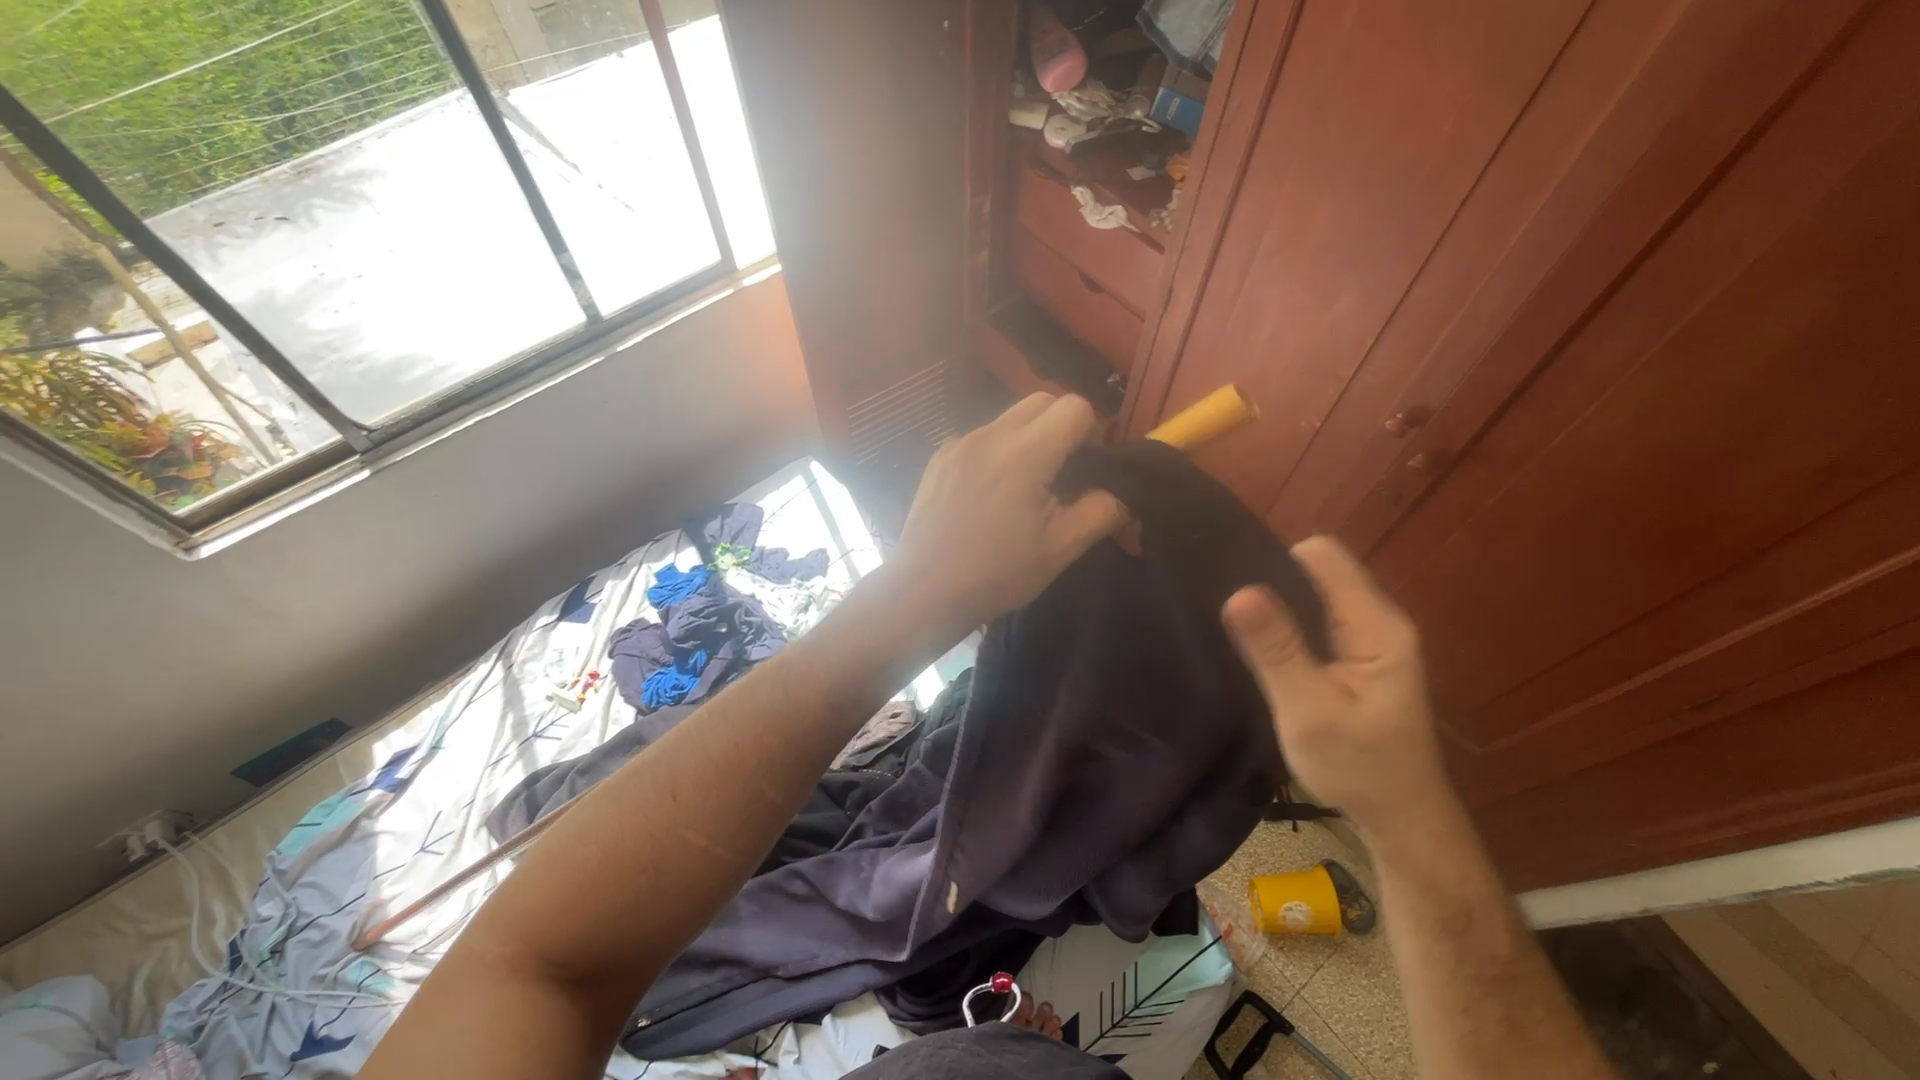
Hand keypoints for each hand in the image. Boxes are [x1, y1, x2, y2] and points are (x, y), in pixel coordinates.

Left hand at [890, 393, 1126, 633]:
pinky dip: (1000, 452)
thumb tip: (1119, 493)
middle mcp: (988, 434)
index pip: (1076, 407)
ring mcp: (959, 442)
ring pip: (1011, 418)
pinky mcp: (940, 457)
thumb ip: (1101, 511)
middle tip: (1065, 475)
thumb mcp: (1061, 548)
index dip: (1094, 434)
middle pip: (1043, 400)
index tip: (1089, 471)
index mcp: (1023, 453)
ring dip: (1031, 439)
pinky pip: (982, 437)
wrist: (923, 592)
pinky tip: (992, 497)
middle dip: (1064, 427)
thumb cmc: (996, 574)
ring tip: (1028, 490)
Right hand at [1221, 536, 1451, 840]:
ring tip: (1240, 634)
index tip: (1237, 594)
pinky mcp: (1359, 657)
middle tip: (1230, 618)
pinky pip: (1318, 622)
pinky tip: (1266, 654)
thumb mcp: (1308, 712)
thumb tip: (1239, 591)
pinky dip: (1290, 631)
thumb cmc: (1358, 768)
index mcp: (1375, 626)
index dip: (1274, 563)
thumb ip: (1277, 650)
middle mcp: (1379, 621)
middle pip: (1317, 572)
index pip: (1320, 556)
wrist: (1400, 817)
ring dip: (1279, 610)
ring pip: (1315, 597)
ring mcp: (1371, 639)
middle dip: (1272, 585)